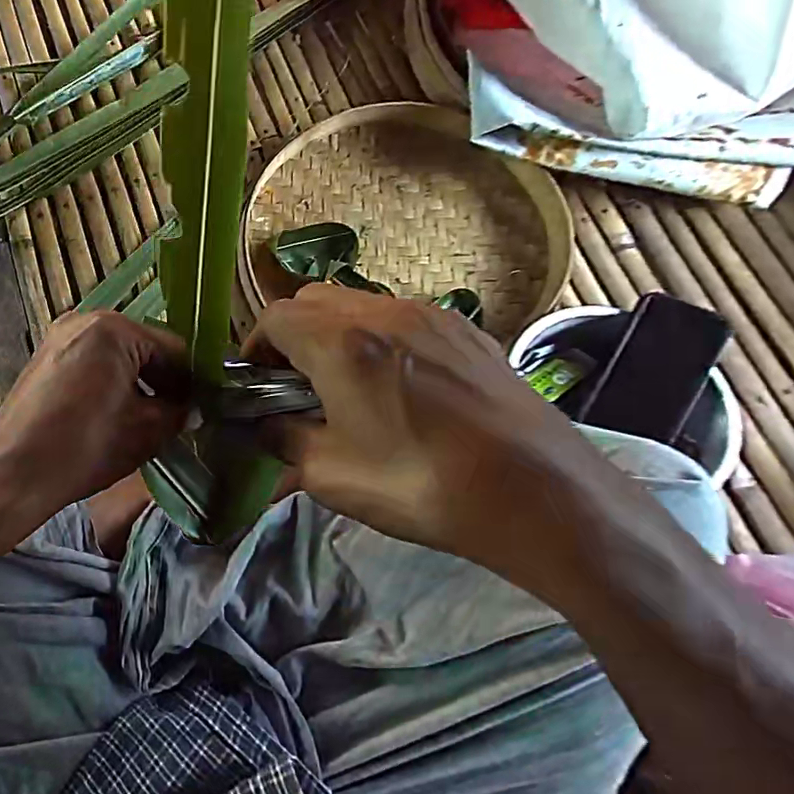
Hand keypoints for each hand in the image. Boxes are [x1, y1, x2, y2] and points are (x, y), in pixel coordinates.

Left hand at [0, 312, 189, 545]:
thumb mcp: (145, 431)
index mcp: (112, 329)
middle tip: (177, 417)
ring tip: (145, 421)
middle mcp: (82, 321)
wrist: (12, 474)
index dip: (191, 380)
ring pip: (114, 356)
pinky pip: (89, 363)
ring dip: (135, 383)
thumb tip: (192, 409)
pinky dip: (107, 383)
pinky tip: (112, 416)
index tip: (201, 408)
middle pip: (141, 347)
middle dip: (161, 381)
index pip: (172, 348)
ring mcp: (57, 338)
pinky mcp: (42, 359)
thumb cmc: (84, 447)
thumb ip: (178, 412)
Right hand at [244, 285, 628, 587]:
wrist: (539, 493)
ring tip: (344, 382)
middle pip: (312, 299)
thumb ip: (283, 439)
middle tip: (294, 382)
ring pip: (358, 302)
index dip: (254, 347)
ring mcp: (429, 316)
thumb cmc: (420, 483)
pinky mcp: (466, 330)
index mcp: (340, 343)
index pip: (274, 318)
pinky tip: (394, 383)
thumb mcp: (329, 474)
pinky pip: (401, 316)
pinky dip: (376, 336)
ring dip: (333, 331)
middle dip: (290, 334)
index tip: (257, 382)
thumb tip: (268, 426)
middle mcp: (382, 314)